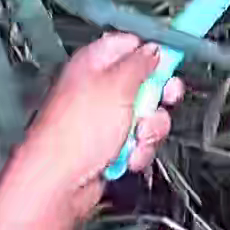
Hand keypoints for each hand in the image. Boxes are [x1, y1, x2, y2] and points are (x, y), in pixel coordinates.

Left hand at [2, 33, 184, 217]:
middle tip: (162, 100)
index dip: (154, 52)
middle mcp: (100, 86)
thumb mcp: (117, 85)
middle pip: (147, 80)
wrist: (57, 185)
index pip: (133, 44)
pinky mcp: (111, 144)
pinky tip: (127, 156)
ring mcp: (105, 117)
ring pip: (148, 113)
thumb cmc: (74, 132)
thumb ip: (141, 62)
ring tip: (136, 137)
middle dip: (158, 96)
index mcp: (96, 62)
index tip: (172, 62)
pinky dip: (139, 149)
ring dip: (150, 128)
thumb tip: (155, 49)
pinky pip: (140, 139)